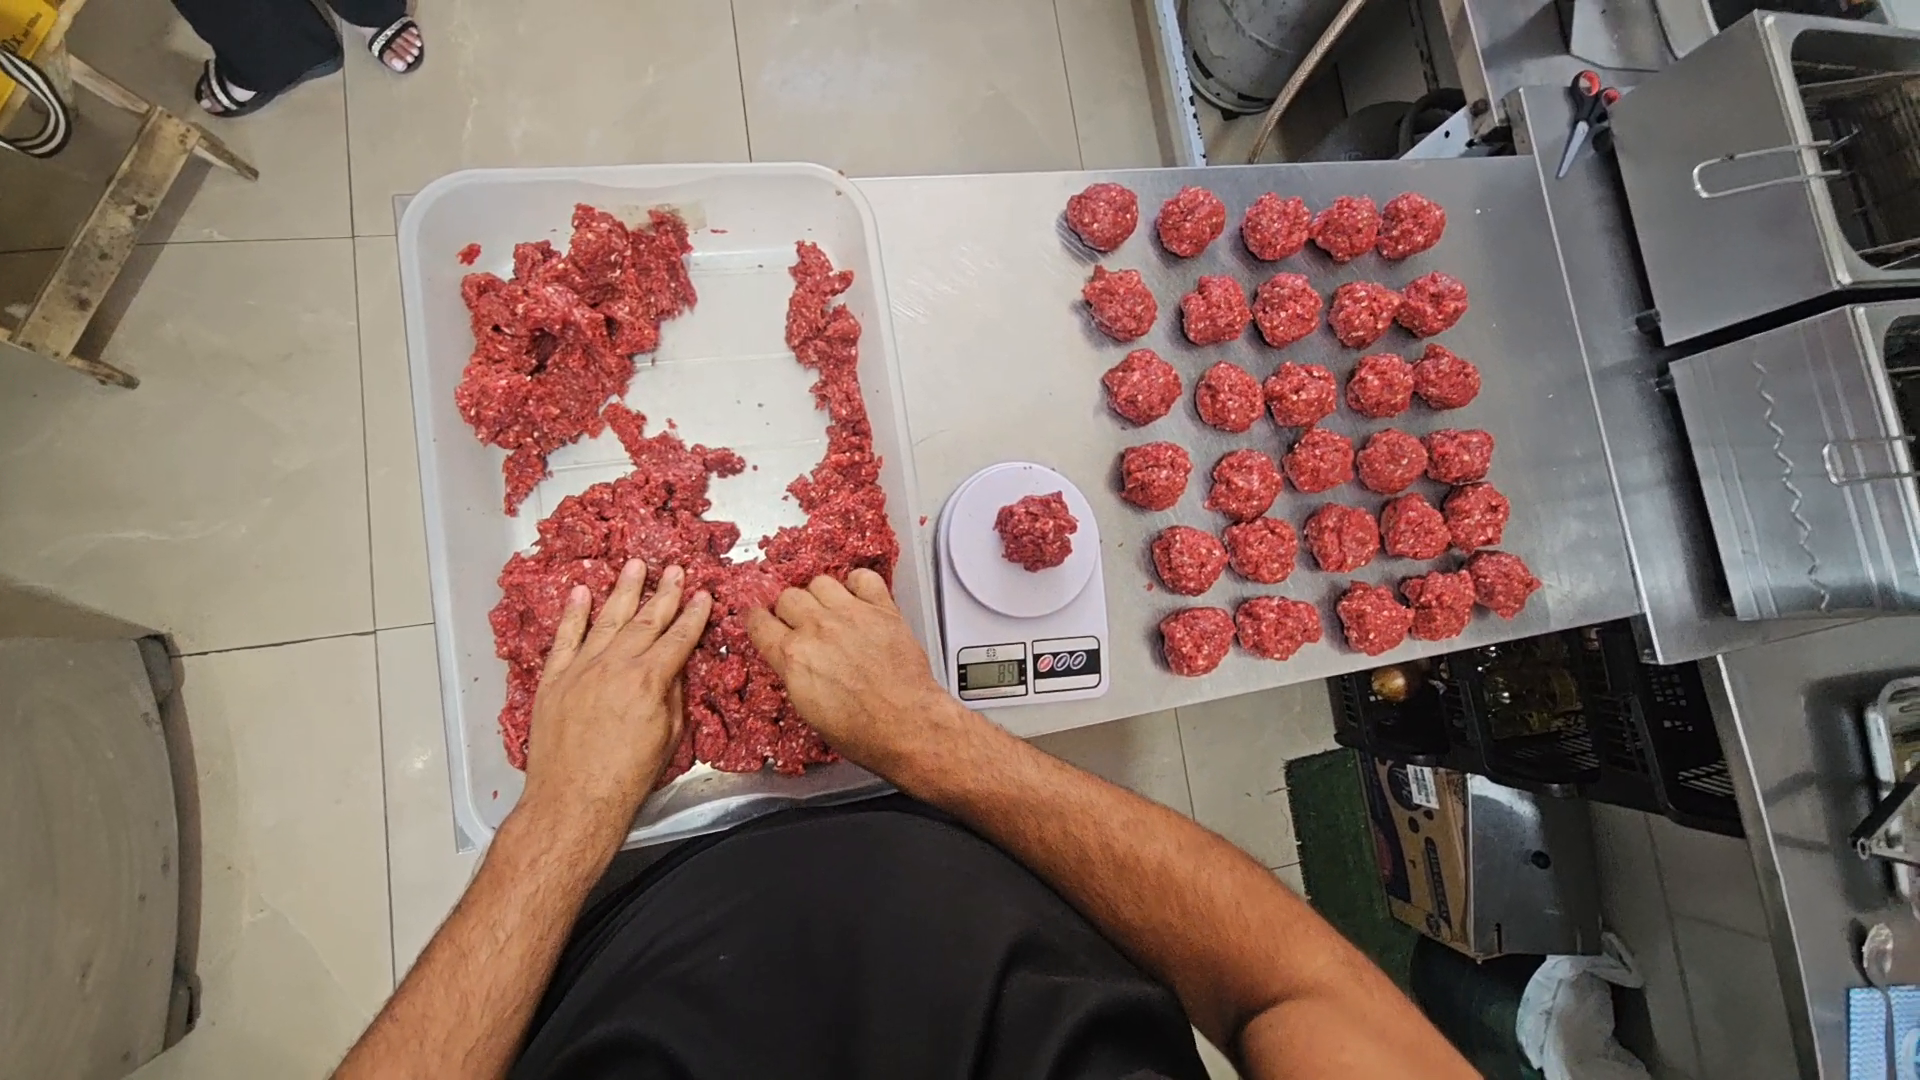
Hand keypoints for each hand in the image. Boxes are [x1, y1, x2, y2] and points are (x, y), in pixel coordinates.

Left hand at [521, 559, 711, 842]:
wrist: (573, 801)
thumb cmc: (630, 776)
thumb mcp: (670, 736)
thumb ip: (673, 694)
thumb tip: (674, 668)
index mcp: (649, 680)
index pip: (678, 637)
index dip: (694, 615)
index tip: (703, 594)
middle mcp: (615, 666)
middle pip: (646, 621)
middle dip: (665, 593)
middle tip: (676, 570)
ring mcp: (581, 670)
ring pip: (607, 621)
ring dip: (624, 591)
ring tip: (636, 566)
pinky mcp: (553, 681)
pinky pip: (564, 640)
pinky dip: (572, 615)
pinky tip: (580, 593)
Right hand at [745, 569, 952, 770]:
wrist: (906, 724)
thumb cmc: (861, 731)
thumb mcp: (808, 710)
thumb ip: (794, 673)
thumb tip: (792, 659)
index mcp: (793, 656)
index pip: (759, 623)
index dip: (757, 620)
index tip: (761, 620)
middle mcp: (818, 628)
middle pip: (788, 597)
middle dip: (789, 609)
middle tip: (799, 621)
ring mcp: (851, 614)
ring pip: (820, 582)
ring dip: (820, 594)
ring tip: (828, 609)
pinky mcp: (883, 609)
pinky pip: (863, 578)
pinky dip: (858, 583)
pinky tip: (859, 597)